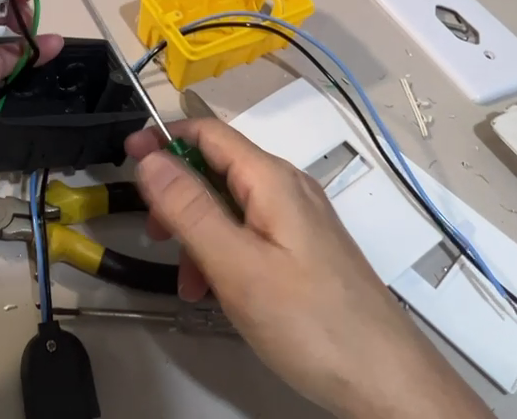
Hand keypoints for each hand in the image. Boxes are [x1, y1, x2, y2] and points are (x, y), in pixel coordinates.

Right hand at [129, 119, 489, 417]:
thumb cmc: (310, 322)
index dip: (163, 138)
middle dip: (177, 194)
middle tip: (154, 233)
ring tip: (187, 279)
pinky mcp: (304, 251)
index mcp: (271, 179)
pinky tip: (217, 291)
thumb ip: (190, 208)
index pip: (207, 133)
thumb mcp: (237, 266)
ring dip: (197, 231)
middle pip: (216, 168)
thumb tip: (150, 158)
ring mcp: (298, 220)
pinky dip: (222, 251)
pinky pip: (249, 232)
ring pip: (230, 204)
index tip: (127, 158)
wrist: (389, 384)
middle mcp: (287, 188)